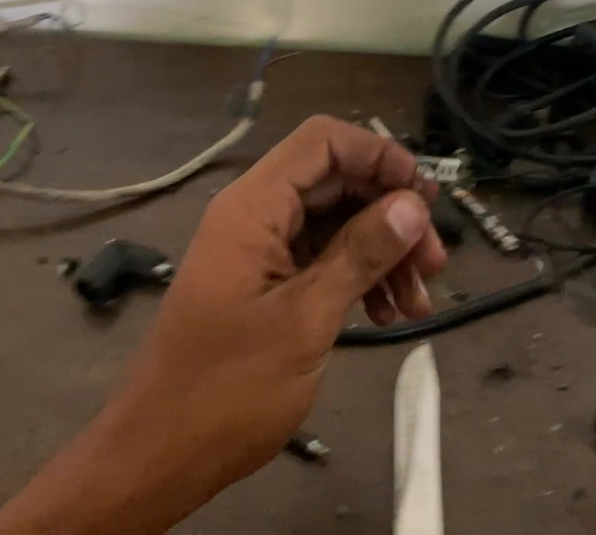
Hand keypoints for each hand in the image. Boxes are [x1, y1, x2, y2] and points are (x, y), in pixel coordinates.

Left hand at [0, 116, 445, 534]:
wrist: (161, 454)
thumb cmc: (227, 387)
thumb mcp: (304, 319)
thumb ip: (360, 254)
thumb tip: (411, 204)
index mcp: (254, 206)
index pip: (322, 141)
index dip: (377, 154)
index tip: (423, 194)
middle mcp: (257, 214)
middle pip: (336, 182)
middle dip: (391, 213)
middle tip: (434, 259)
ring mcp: (262, 249)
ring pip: (336, 222)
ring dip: (383, 251)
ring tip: (419, 298)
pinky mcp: (268, 282)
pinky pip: (323, 257)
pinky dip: (360, 276)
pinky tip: (390, 311)